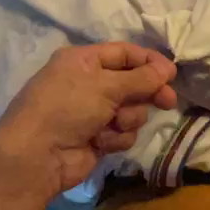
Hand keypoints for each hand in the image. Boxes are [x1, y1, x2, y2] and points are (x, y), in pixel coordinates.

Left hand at [0, 42, 177, 199]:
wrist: (38, 156)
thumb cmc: (66, 108)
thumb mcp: (104, 86)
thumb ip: (140, 78)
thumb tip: (168, 69)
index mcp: (84, 61)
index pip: (124, 54)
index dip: (149, 62)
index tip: (171, 74)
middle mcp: (89, 83)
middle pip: (132, 83)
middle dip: (147, 93)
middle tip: (167, 102)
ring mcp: (93, 112)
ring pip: (131, 110)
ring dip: (127, 119)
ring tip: (112, 125)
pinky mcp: (98, 137)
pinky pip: (123, 132)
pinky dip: (116, 137)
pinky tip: (100, 142)